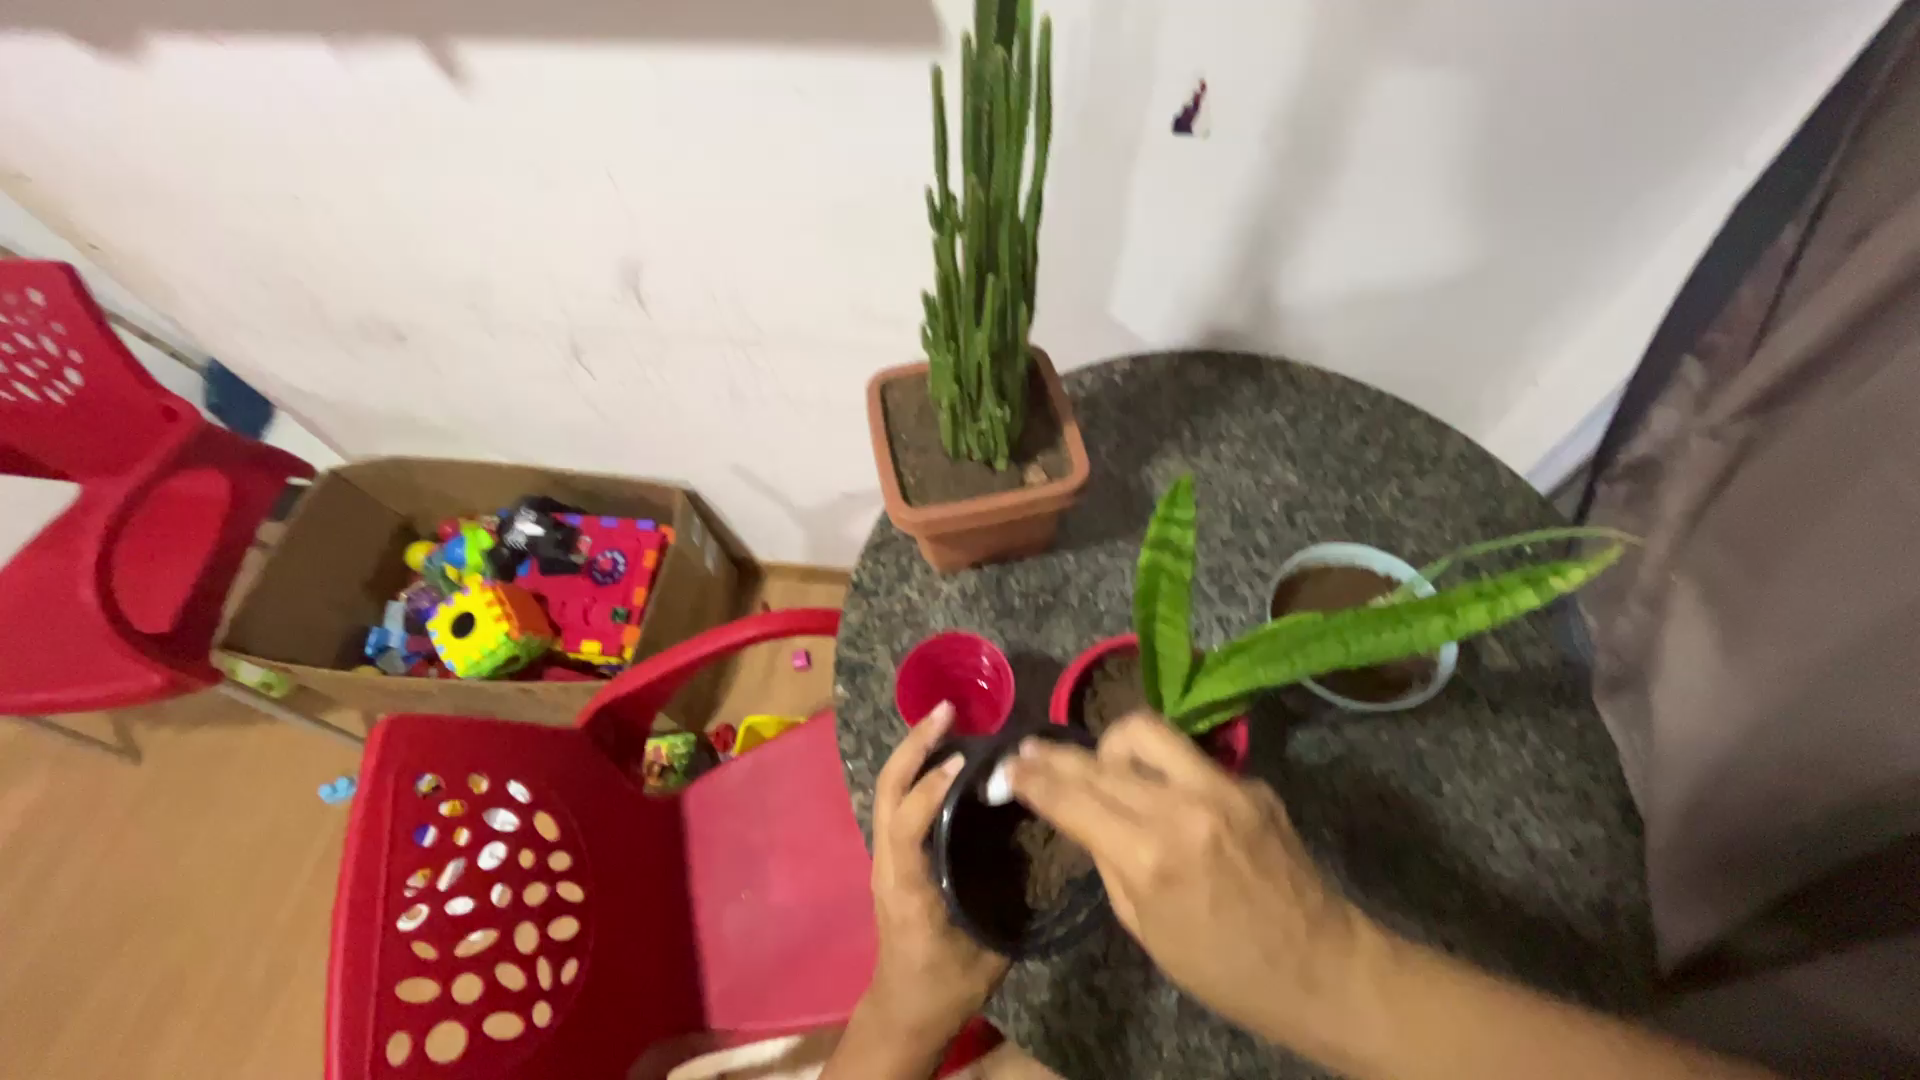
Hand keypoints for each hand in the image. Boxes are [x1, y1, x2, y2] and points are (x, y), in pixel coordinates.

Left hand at [863, 701, 1010, 1045]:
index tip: (965, 759)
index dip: (931, 787)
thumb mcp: (984, 953)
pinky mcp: (892, 852)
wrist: (905, 1009)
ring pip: (887, 788)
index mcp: (905, 886)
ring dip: (912, 749)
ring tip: (946, 719)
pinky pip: (897, 798)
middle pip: (886, 789)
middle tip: (947, 710)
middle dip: (912, 745)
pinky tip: (944, 753)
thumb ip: (1008, 901)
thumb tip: (1038, 848)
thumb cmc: (945, 985)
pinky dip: (915, 767)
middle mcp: (887, 860)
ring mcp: (884, 853)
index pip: (906, 824)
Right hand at [1003, 712, 1367, 1036]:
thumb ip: (1107, 859)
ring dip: (1109, 744)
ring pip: (1144, 732)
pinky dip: (1162, 771)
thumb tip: (1080, 814)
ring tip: (1097, 761)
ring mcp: (1221, 786)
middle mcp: (1182, 806)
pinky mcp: (1249, 781)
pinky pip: (1188, 760)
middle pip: (1099, 759)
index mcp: (1150, 856)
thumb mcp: (1145, 929)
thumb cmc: (1224, 969)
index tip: (1006, 768)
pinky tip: (1162, 794)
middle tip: (1028, 750)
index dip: (1031, 779)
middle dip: (1053, 754)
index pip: (1072, 798)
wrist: (1322, 967)